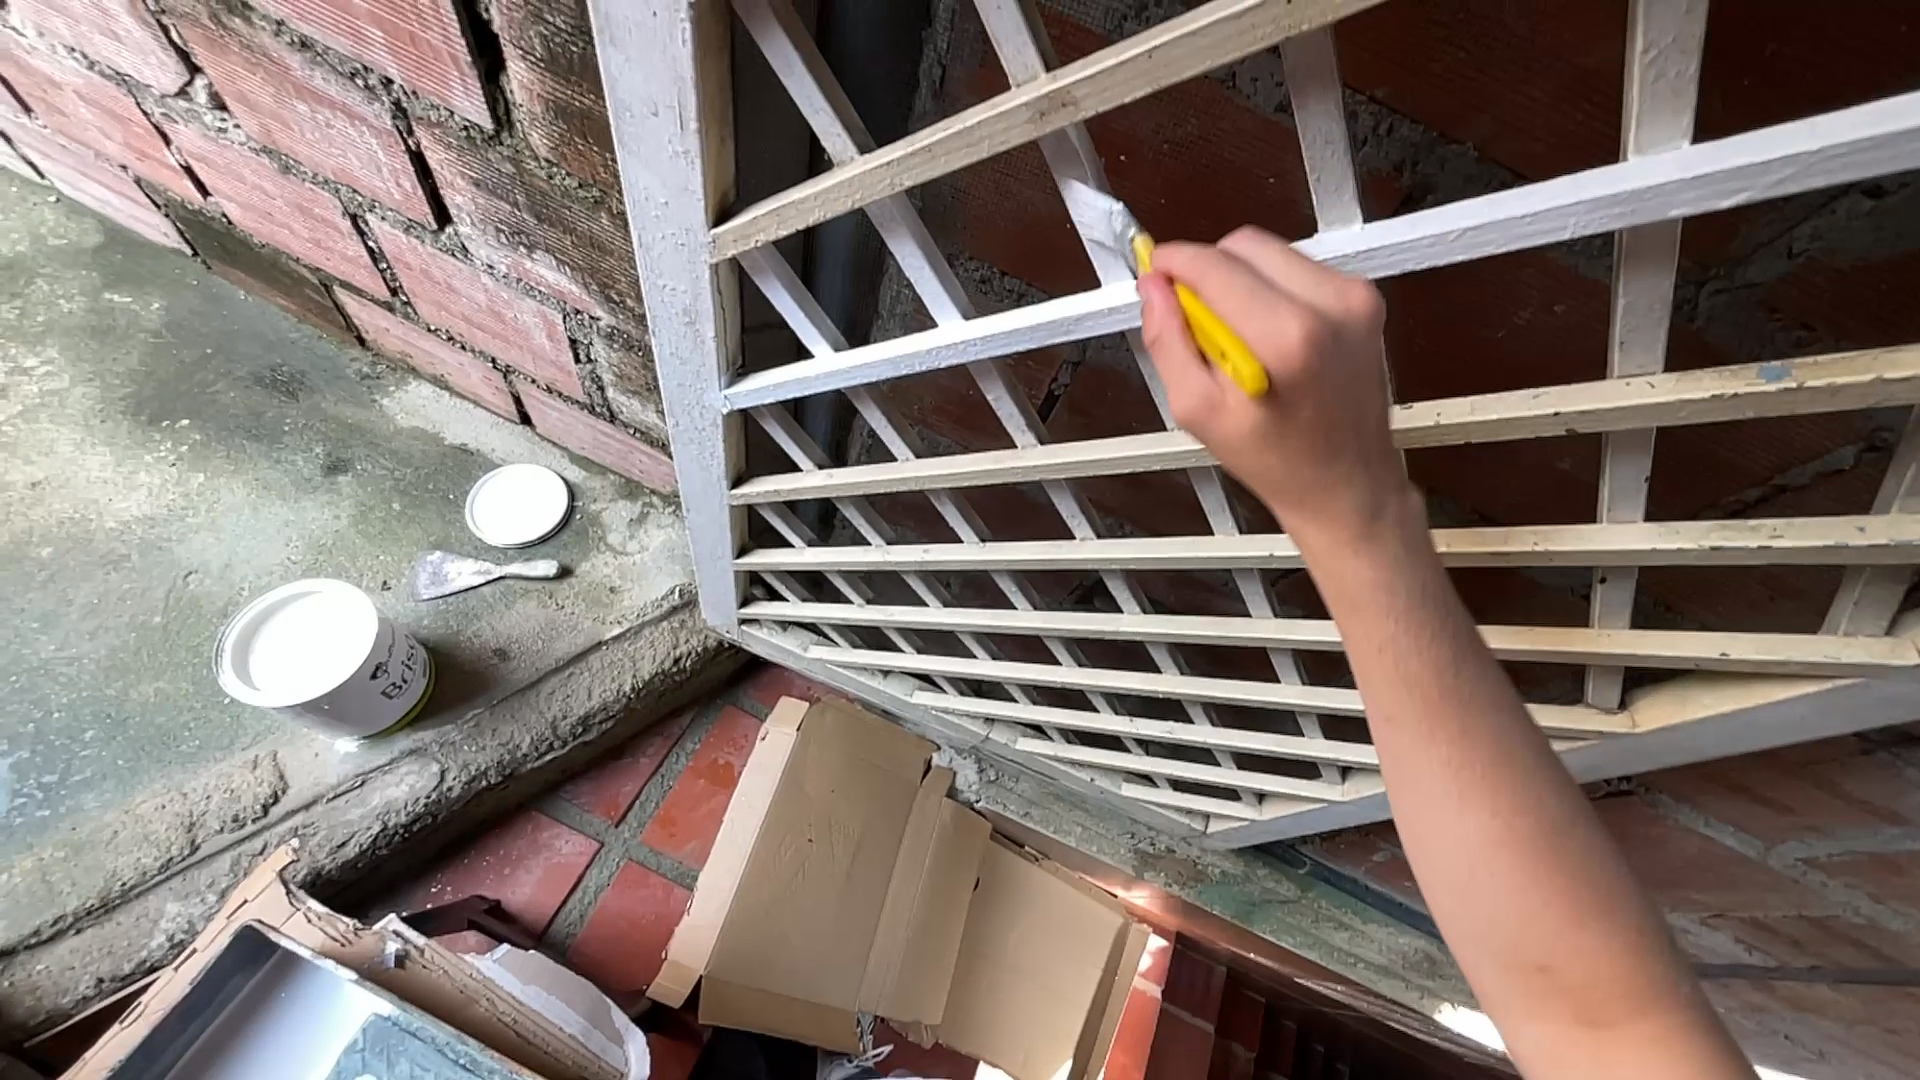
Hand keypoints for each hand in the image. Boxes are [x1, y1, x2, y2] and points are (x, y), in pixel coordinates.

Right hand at [1139, 227, 1410, 542]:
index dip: (1173, 261)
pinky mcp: (1365, 297)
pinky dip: (1268, 288)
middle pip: (1243, 245)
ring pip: (1271, 252)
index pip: (1214, 264)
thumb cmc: (1268, 458)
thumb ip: (1168, 343)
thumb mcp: (1198, 412)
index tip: (1152, 272)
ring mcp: (1355, 295)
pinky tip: (1265, 333)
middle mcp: (1329, 301)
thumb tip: (1151, 286)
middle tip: (1191, 318)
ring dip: (1238, 278)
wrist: (1345, 481)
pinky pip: (1298, 268)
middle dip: (1206, 270)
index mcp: (1285, 335)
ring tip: (1232, 332)